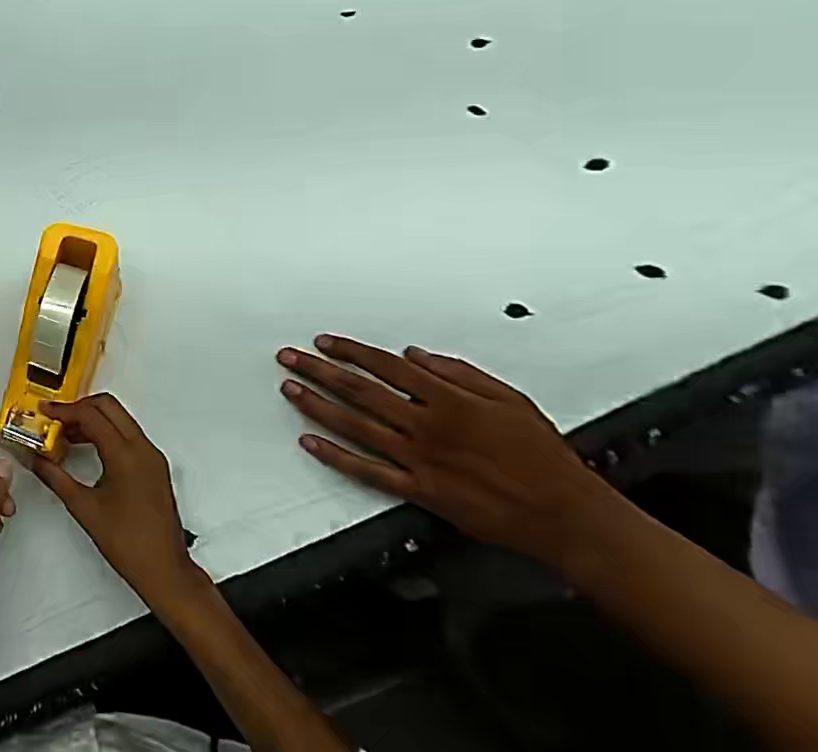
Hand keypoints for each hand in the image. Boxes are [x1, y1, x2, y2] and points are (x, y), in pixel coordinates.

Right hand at [29, 394, 201, 606]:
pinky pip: (128, 435)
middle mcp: (143, 449)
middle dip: (79, 407)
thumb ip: (55, 476)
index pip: (91, 415)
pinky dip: (106, 432)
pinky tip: (86, 449)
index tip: (44, 411)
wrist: (165, 571)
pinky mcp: (155, 466)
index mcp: (126, 456)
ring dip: (92, 419)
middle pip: (109, 406)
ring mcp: (152, 457)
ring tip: (65, 434)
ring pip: (119, 418)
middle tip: (55, 418)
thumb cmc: (127, 543)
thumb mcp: (83, 507)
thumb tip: (34, 459)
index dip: (63, 410)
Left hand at [277, 335, 615, 565]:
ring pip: (355, 425)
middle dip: (319, 370)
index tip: (324, 343)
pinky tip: (309, 442)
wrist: (571, 517)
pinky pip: (368, 471)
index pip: (387, 366)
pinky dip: (335, 456)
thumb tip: (415, 354)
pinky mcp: (420, 490)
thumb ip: (460, 373)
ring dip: (317, 404)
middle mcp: (429, 427)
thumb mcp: (512, 401)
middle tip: (289, 357)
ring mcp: (421, 459)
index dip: (350, 352)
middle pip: (360, 390)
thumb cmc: (546, 459)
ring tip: (290, 388)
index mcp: (451, 401)